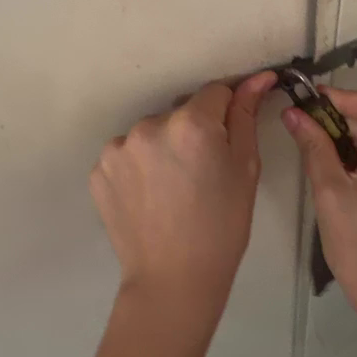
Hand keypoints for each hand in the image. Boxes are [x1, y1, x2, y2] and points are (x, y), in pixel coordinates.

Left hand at [90, 71, 276, 306]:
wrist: (173, 279)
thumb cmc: (222, 223)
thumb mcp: (245, 166)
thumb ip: (246, 115)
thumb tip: (258, 78)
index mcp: (191, 122)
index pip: (216, 91)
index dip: (229, 109)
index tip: (232, 134)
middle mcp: (149, 125)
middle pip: (182, 112)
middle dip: (195, 130)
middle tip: (205, 169)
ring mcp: (118, 149)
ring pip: (153, 132)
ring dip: (165, 146)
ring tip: (176, 185)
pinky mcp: (99, 171)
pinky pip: (129, 154)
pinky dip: (142, 166)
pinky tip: (153, 194)